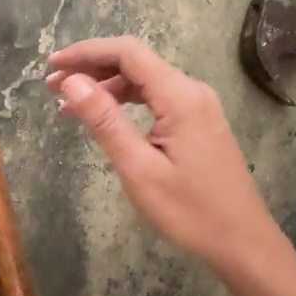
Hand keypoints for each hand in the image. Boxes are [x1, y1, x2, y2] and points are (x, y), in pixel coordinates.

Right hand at [46, 37, 288, 276]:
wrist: (243, 243)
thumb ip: (105, 120)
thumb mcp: (139, 169)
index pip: (127, 53)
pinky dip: (124, 99)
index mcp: (179, 97)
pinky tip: (103, 116)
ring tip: (70, 104)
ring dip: (105, 85)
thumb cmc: (190, 211)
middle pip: (134, 61)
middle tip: (51, 88)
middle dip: (90, 68)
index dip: (86, 52)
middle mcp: (191, 91)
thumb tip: (72, 82)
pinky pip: (155, 97)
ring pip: (144, 79)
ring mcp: (198, 106)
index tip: (52, 66)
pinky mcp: (198, 122)